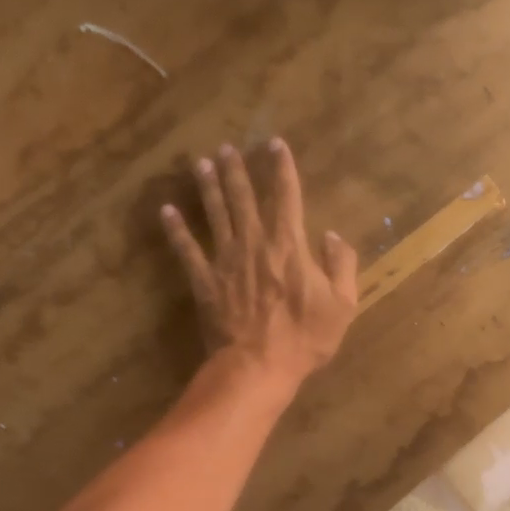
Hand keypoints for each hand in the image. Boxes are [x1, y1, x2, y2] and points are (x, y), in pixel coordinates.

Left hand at [160, 139, 358, 386]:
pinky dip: (176, 230)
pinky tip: (166, 211)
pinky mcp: (205, 282)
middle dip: (237, 170)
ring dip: (208, 188)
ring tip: (201, 163)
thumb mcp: (343, 304)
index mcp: (290, 246)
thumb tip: (332, 236)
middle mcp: (255, 244)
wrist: (258, 367)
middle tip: (227, 148)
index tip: (276, 144)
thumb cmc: (306, 338)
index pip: (287, 197)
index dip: (282, 168)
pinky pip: (187, 251)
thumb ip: (342, 265)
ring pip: (215, 215)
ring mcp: (226, 261)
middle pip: (244, 198)